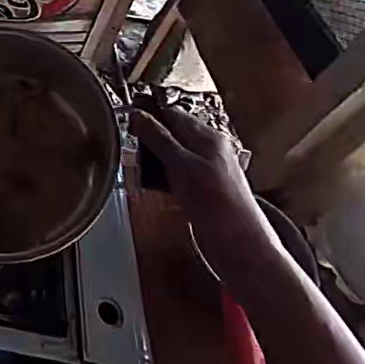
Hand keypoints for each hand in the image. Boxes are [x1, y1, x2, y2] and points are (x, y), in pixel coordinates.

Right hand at [131, 104, 250, 214]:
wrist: (240, 248)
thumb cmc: (217, 202)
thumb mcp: (182, 165)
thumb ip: (159, 139)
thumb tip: (138, 116)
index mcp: (208, 138)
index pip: (174, 115)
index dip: (150, 115)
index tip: (126, 120)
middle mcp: (206, 152)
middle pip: (170, 136)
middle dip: (147, 140)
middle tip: (124, 145)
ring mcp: (202, 173)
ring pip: (169, 157)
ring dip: (149, 160)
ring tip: (130, 165)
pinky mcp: (198, 192)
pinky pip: (172, 176)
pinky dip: (157, 177)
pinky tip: (143, 183)